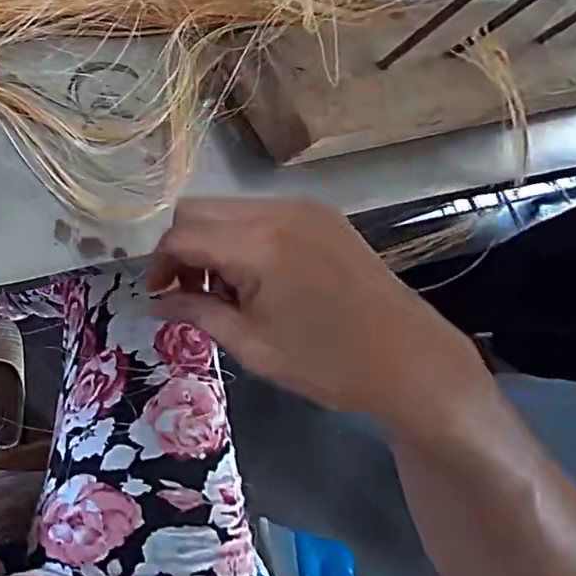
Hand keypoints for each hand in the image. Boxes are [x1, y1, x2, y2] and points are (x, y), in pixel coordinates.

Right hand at [147, 196, 490, 440]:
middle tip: (185, 288)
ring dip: (207, 240)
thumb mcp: (252, 345)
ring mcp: (301, 209)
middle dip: (180, 247)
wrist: (420, 368)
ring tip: (222, 284)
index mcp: (259, 245)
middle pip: (195, 211)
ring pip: (222, 207)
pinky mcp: (319, 215)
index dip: (158, 264)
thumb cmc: (331, 365)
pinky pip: (255, 211)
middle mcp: (277, 213)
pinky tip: (252, 272)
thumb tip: (155, 303)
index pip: (181, 237)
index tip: (157, 294)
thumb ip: (195, 313)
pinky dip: (236, 235)